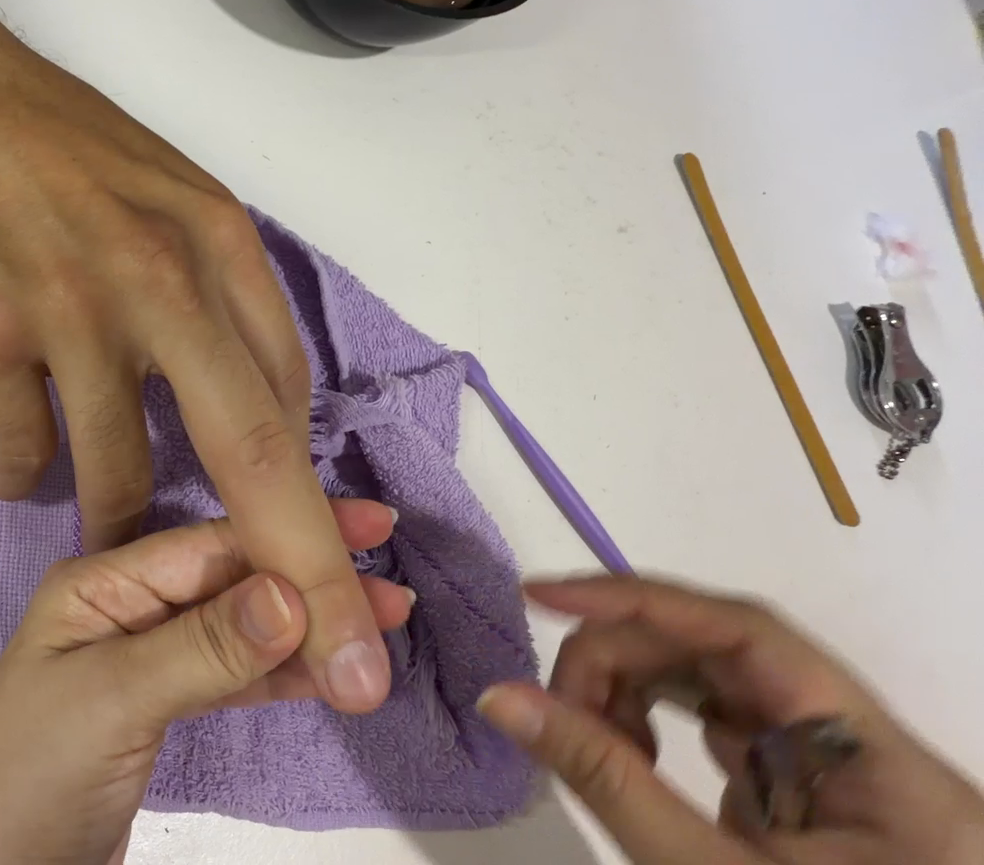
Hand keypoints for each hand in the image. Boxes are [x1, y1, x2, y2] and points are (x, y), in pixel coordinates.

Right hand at [0, 53, 394, 711]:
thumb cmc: (67, 150)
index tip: (345, 595)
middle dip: (310, 580)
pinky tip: (21, 460)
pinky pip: (18, 452)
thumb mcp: (182, 197)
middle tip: (348, 680)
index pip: (291, 407)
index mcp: (220, 247)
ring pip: (112, 474)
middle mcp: (156, 282)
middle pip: (250, 456)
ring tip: (100, 519)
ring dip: (114, 520)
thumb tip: (272, 409)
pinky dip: (23, 475)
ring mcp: (65, 310)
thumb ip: (233, 303)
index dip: (320, 511)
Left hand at [0, 498, 414, 864]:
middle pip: (229, 582)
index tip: (367, 530)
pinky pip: (233, 675)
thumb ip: (202, 646)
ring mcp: (146, 656)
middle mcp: (125, 606)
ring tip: (384, 621)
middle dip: (307, 579)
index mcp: (100, 583)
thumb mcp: (115, 699)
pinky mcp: (163, 705)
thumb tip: (293, 591)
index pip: (206, 547)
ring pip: (240, 629)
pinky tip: (329, 668)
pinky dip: (282, 672)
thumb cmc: (36, 774)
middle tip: (393, 584)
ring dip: (306, 628)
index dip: (283, 535)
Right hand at [477, 575, 983, 864]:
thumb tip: (497, 694)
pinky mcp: (800, 786)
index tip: (541, 596)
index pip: (749, 634)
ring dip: (626, 692)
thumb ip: (602, 778)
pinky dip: (648, 724)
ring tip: (588, 738)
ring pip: (708, 681)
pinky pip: (712, 720)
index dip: (638, 602)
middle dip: (617, 663)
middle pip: (717, 654)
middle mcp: (868, 748)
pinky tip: (625, 756)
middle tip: (553, 704)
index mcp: (886, 768)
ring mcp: (834, 768)